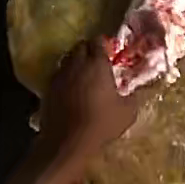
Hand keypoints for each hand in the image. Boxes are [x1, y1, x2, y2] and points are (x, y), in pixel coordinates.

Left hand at [34, 37, 144, 183]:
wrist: (67, 142)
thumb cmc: (101, 124)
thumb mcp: (127, 112)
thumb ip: (133, 97)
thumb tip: (136, 91)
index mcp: (97, 64)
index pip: (98, 41)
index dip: (105, 44)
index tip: (110, 53)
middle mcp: (76, 64)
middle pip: (81, 46)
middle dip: (89, 50)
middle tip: (97, 62)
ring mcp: (60, 75)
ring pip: (68, 58)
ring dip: (76, 62)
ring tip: (84, 75)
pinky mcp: (48, 87)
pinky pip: (58, 74)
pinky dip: (66, 76)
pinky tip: (71, 89)